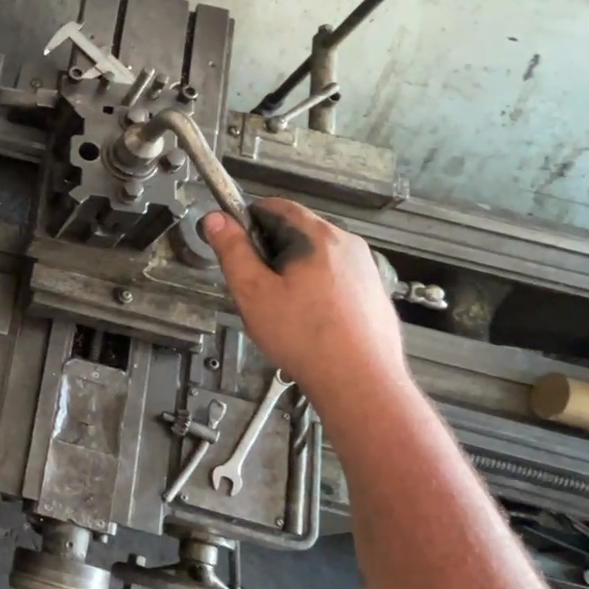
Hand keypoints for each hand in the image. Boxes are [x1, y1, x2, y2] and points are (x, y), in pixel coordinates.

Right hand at [199, 198, 408, 397]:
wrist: (360, 382)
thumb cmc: (304, 337)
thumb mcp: (252, 292)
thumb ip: (232, 250)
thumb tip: (216, 219)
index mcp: (318, 237)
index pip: (274, 206)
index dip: (246, 221)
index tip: (233, 246)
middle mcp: (347, 245)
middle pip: (295, 230)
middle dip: (269, 251)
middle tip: (254, 286)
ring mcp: (365, 269)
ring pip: (314, 256)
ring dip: (291, 271)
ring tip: (280, 309)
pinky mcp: (373, 293)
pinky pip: (334, 278)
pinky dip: (315, 289)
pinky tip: (306, 321)